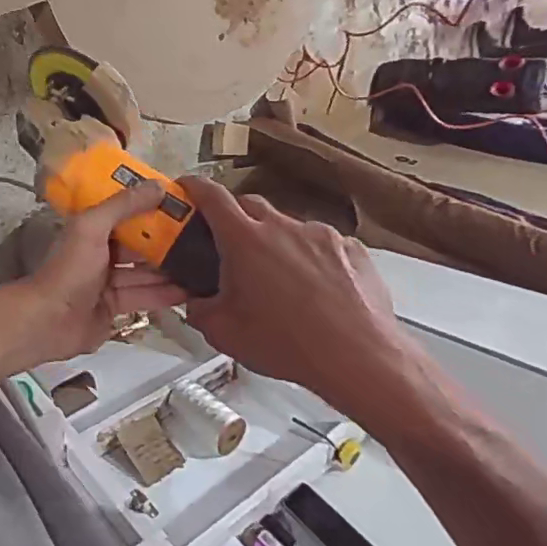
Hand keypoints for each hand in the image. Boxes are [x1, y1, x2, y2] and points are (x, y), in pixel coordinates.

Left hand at [19, 183, 188, 363]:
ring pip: (143, 273)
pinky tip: (190, 290)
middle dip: (166, 242)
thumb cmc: (69, 269)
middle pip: (138, 245)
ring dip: (170, 269)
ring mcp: (106, 283)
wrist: (48, 321)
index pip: (125, 214)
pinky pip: (143, 297)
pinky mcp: (114, 308)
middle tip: (202, 238)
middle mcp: (99, 253)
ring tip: (203, 264)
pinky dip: (164, 294)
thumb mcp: (92, 228)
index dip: (151, 209)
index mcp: (91, 230)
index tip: (182, 207)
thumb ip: (123, 206)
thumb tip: (158, 186)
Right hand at [178, 176, 437, 429]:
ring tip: (279, 282)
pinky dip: (312, 259)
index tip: (187, 187)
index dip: (194, 187)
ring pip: (288, 227)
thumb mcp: (223, 332)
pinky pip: (322, 244)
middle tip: (231, 247)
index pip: (211, 196)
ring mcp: (321, 235)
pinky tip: (314, 290)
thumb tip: (195, 302)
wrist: (359, 358)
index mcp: (244, 240)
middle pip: (250, 205)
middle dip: (235, 219)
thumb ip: (198, 309)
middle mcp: (283, 227)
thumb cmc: (290, 344)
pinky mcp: (351, 249)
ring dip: (277, 244)